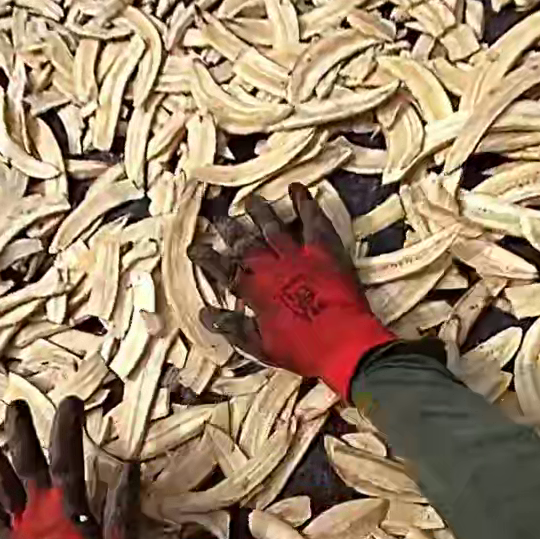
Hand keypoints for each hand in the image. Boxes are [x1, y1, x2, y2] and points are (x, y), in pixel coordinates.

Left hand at [0, 398, 138, 538]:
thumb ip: (124, 504)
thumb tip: (130, 467)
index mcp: (68, 506)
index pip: (67, 457)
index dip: (67, 428)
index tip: (71, 401)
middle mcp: (39, 509)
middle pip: (26, 463)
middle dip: (20, 433)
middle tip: (14, 405)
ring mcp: (22, 525)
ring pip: (0, 486)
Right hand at [190, 183, 396, 396]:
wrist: (345, 343)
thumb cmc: (302, 349)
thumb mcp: (261, 346)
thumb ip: (233, 328)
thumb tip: (206, 314)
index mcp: (256, 291)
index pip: (224, 270)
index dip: (207, 258)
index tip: (194, 249)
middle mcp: (273, 267)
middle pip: (245, 243)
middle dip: (229, 230)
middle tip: (218, 219)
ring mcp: (299, 255)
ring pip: (273, 226)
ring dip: (260, 212)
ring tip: (249, 201)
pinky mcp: (325, 250)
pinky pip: (312, 220)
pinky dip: (304, 202)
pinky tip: (296, 189)